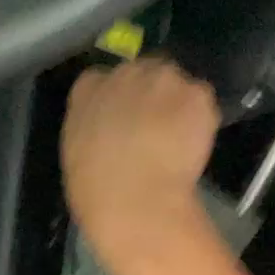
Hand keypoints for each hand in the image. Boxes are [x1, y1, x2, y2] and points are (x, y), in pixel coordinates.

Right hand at [60, 58, 220, 264]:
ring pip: (176, 85)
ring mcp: (165, 79)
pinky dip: (197, 119)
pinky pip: (200, 101)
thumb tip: (109, 121)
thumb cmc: (94, 190)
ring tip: (172, 140)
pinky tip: (188, 145)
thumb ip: (91, 124)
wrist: (135, 203)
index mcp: (87, 91)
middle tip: (150, 129)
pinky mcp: (198, 93)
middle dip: (148, 94)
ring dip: (175, 103)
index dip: (114, 99)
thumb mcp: (75, 151)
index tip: (118, 119)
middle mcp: (126, 73)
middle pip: (143, 71)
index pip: (100, 79)